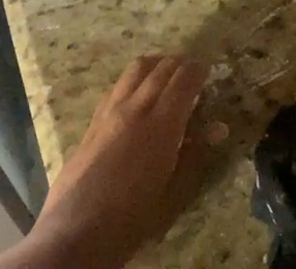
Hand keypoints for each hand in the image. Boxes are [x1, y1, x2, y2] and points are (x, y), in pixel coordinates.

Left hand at [14, 56, 225, 268]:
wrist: (77, 232)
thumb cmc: (133, 218)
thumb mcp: (173, 192)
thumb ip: (195, 153)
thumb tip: (218, 128)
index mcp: (161, 124)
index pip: (184, 80)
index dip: (198, 70)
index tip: (207, 68)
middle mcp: (136, 108)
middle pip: (160, 68)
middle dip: (179, 63)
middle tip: (191, 69)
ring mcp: (110, 111)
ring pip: (135, 69)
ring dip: (155, 64)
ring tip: (165, 73)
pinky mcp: (92, 121)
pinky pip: (117, 86)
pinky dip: (134, 79)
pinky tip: (137, 94)